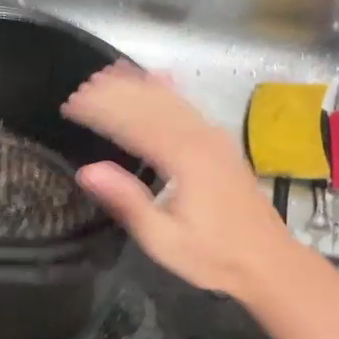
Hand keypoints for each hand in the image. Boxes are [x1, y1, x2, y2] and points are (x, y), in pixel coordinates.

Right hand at [61, 65, 291, 298]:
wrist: (269, 262)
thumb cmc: (213, 256)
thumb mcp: (163, 238)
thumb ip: (127, 202)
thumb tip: (87, 171)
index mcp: (184, 158)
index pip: (132, 122)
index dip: (99, 110)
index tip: (69, 105)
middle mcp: (201, 138)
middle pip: (151, 104)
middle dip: (113, 93)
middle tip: (79, 90)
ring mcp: (215, 138)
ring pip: (170, 101)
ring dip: (137, 87)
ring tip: (105, 76)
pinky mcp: (221, 145)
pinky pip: (188, 108)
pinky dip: (166, 92)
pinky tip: (157, 79)